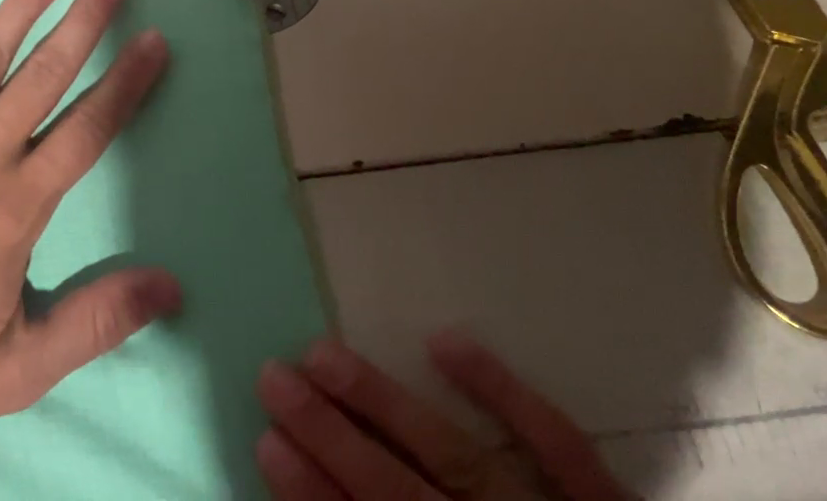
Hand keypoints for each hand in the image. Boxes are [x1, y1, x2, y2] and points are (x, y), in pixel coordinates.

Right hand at [256, 334, 633, 500]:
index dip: (313, 497)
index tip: (265, 443)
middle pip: (400, 494)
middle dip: (331, 437)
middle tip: (275, 378)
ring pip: (460, 461)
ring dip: (388, 405)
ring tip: (325, 352)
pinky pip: (561, 449)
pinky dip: (508, 397)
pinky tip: (446, 341)